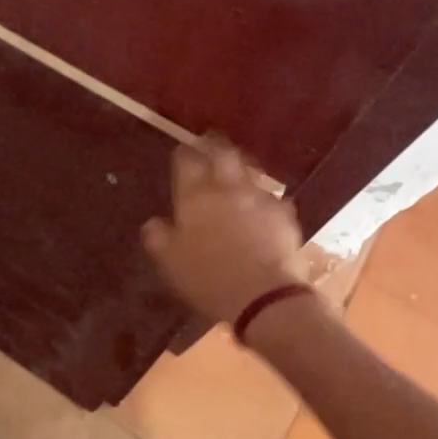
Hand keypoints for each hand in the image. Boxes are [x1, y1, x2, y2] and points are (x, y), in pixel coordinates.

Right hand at [142, 138, 304, 326]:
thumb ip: (159, 237)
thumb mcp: (170, 262)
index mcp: (194, 197)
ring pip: (250, 171)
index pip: (187, 162)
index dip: (184, 154)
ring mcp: (258, 199)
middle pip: (222, 154)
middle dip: (215, 145)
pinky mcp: (283, 215)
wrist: (262, 296)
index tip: (182, 151)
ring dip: (241, 167)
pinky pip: (272, 197)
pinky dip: (264, 197)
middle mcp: (226, 189)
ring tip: (237, 169)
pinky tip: (262, 205)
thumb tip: (154, 223)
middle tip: (210, 142)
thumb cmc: (207, 278)